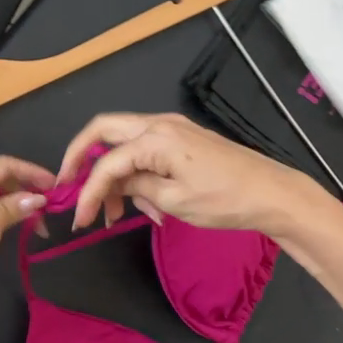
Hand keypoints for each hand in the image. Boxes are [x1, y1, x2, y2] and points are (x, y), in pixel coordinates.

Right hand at [57, 113, 330, 236]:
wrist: (273, 193)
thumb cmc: (224, 200)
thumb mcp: (173, 201)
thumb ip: (134, 187)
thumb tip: (109, 184)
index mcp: (155, 138)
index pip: (106, 163)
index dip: (87, 192)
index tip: (79, 218)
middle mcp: (159, 123)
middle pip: (104, 130)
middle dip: (81, 157)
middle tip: (69, 184)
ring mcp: (172, 128)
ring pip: (123, 141)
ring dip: (112, 171)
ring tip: (117, 212)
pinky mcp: (182, 138)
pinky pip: (144, 148)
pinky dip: (134, 171)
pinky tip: (144, 203)